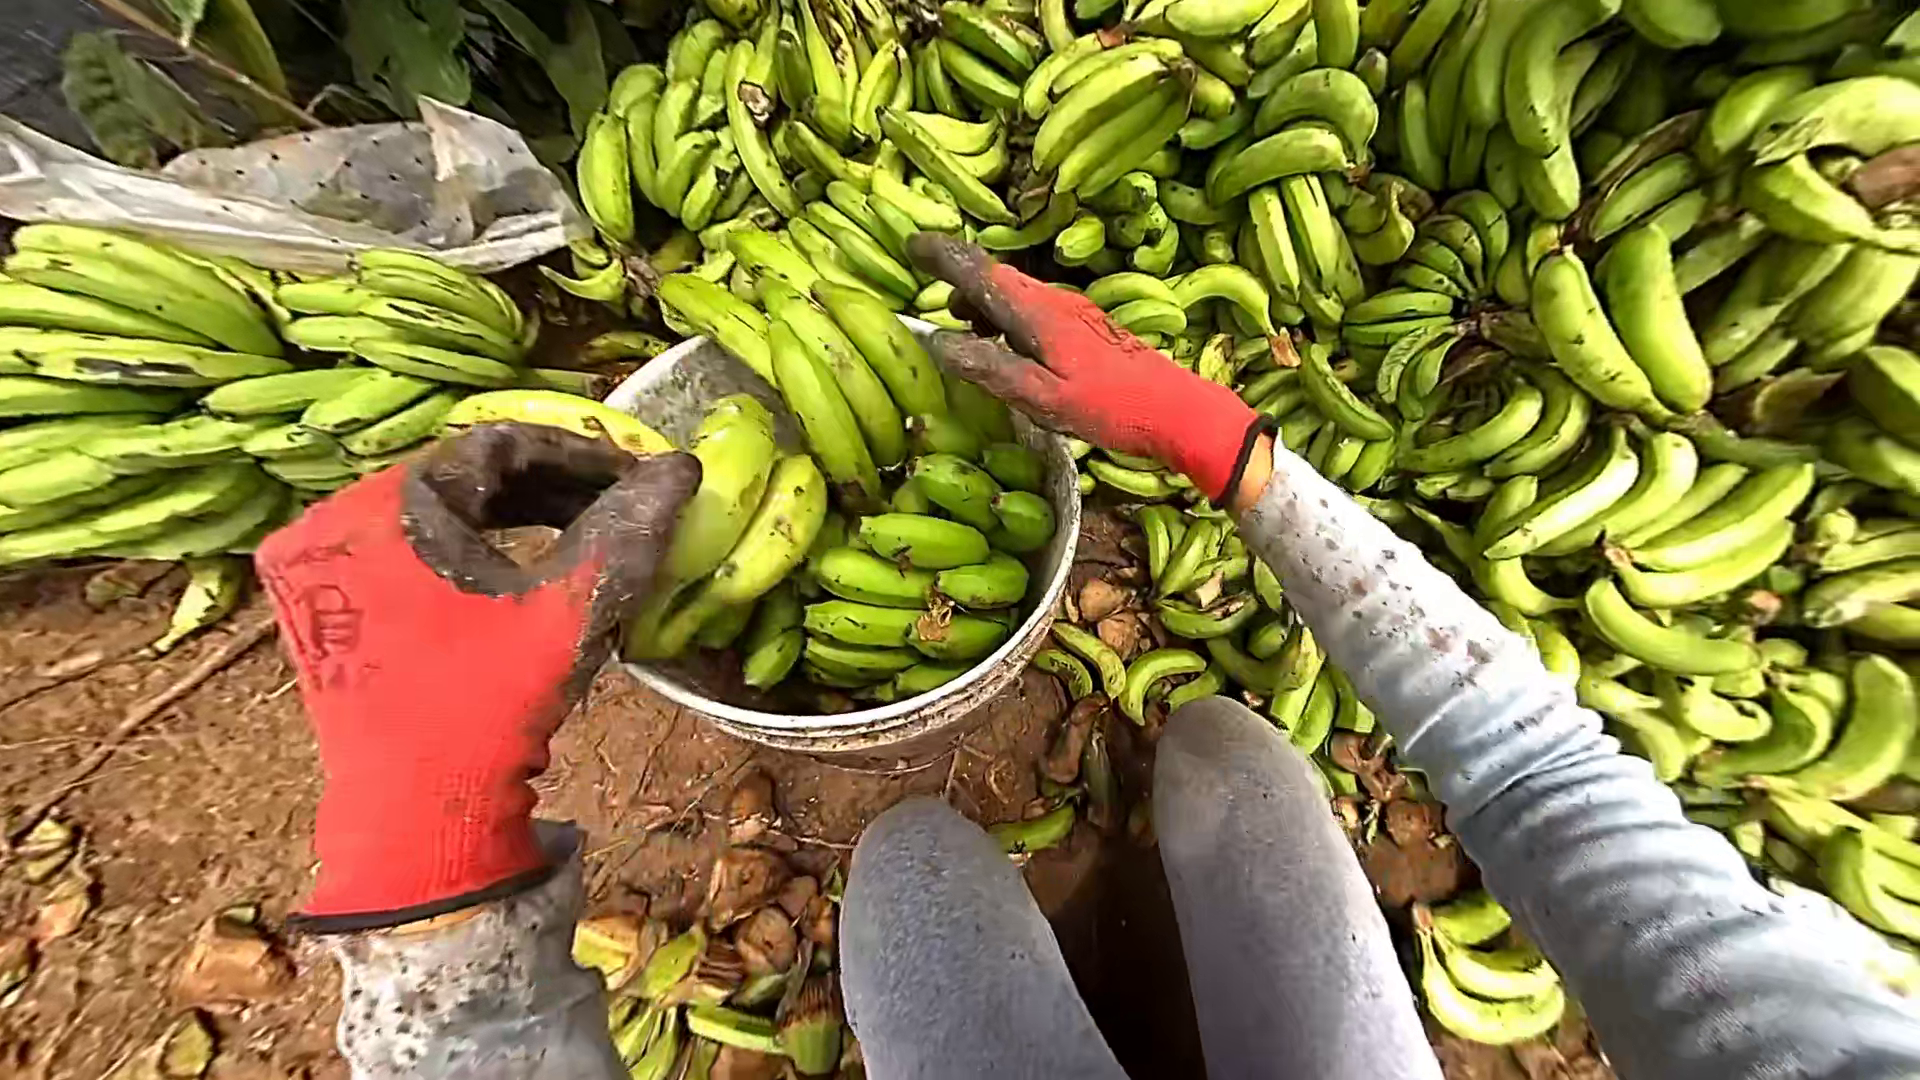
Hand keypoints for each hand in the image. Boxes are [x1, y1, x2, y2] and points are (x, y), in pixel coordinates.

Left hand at [256, 424, 698, 931]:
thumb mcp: (573, 609)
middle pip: (473, 473)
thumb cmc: (494, 702)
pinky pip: (433, 540)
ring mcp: (331, 565)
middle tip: (627, 498)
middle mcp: (335, 526)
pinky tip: (545, 556)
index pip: (498, 446)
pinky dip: (497, 538)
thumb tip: (681, 466)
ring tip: (598, 523)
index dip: (583, 453)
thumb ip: (629, 527)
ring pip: (456, 506)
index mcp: (380, 514)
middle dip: (562, 482)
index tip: (642, 472)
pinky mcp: (342, 600)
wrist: (421, 812)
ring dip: (534, 509)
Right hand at [909, 234, 1265, 502]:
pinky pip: (1031, 311)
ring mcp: (1070, 310)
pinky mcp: (1081, 326)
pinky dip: (1006, 319)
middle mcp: (1052, 300)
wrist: (1172, 407)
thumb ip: (990, 368)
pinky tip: (1006, 345)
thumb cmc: (1107, 406)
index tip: (910, 245)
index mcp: (1037, 313)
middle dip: (959, 281)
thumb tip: (939, 342)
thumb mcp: (1041, 396)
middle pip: (996, 278)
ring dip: (982, 303)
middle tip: (934, 302)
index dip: (942, 257)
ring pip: (1014, 295)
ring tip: (964, 328)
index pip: (980, 272)